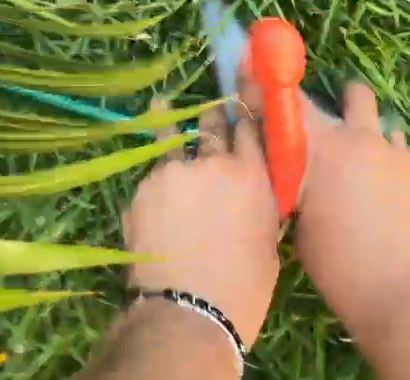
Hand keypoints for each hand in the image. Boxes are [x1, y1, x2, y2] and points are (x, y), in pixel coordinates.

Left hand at [122, 101, 281, 349]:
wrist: (188, 315)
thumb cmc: (243, 288)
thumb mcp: (267, 239)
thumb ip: (259, 203)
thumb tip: (254, 191)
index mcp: (249, 173)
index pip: (248, 124)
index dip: (244, 107)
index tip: (241, 94)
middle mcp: (211, 162)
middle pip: (210, 123)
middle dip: (210, 115)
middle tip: (208, 110)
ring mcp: (172, 172)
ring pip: (171, 139)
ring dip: (170, 126)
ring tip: (161, 106)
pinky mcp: (141, 191)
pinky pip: (151, 178)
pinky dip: (155, 182)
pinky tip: (152, 190)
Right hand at [290, 82, 409, 340]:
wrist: (405, 292)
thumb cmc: (340, 266)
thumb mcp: (299, 225)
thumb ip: (296, 187)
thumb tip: (295, 175)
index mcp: (321, 148)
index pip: (293, 101)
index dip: (278, 90)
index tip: (268, 82)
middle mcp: (359, 138)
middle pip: (353, 94)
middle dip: (344, 103)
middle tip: (336, 131)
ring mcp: (395, 151)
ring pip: (382, 123)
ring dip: (370, 136)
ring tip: (366, 169)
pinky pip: (400, 152)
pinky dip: (390, 164)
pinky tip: (388, 196)